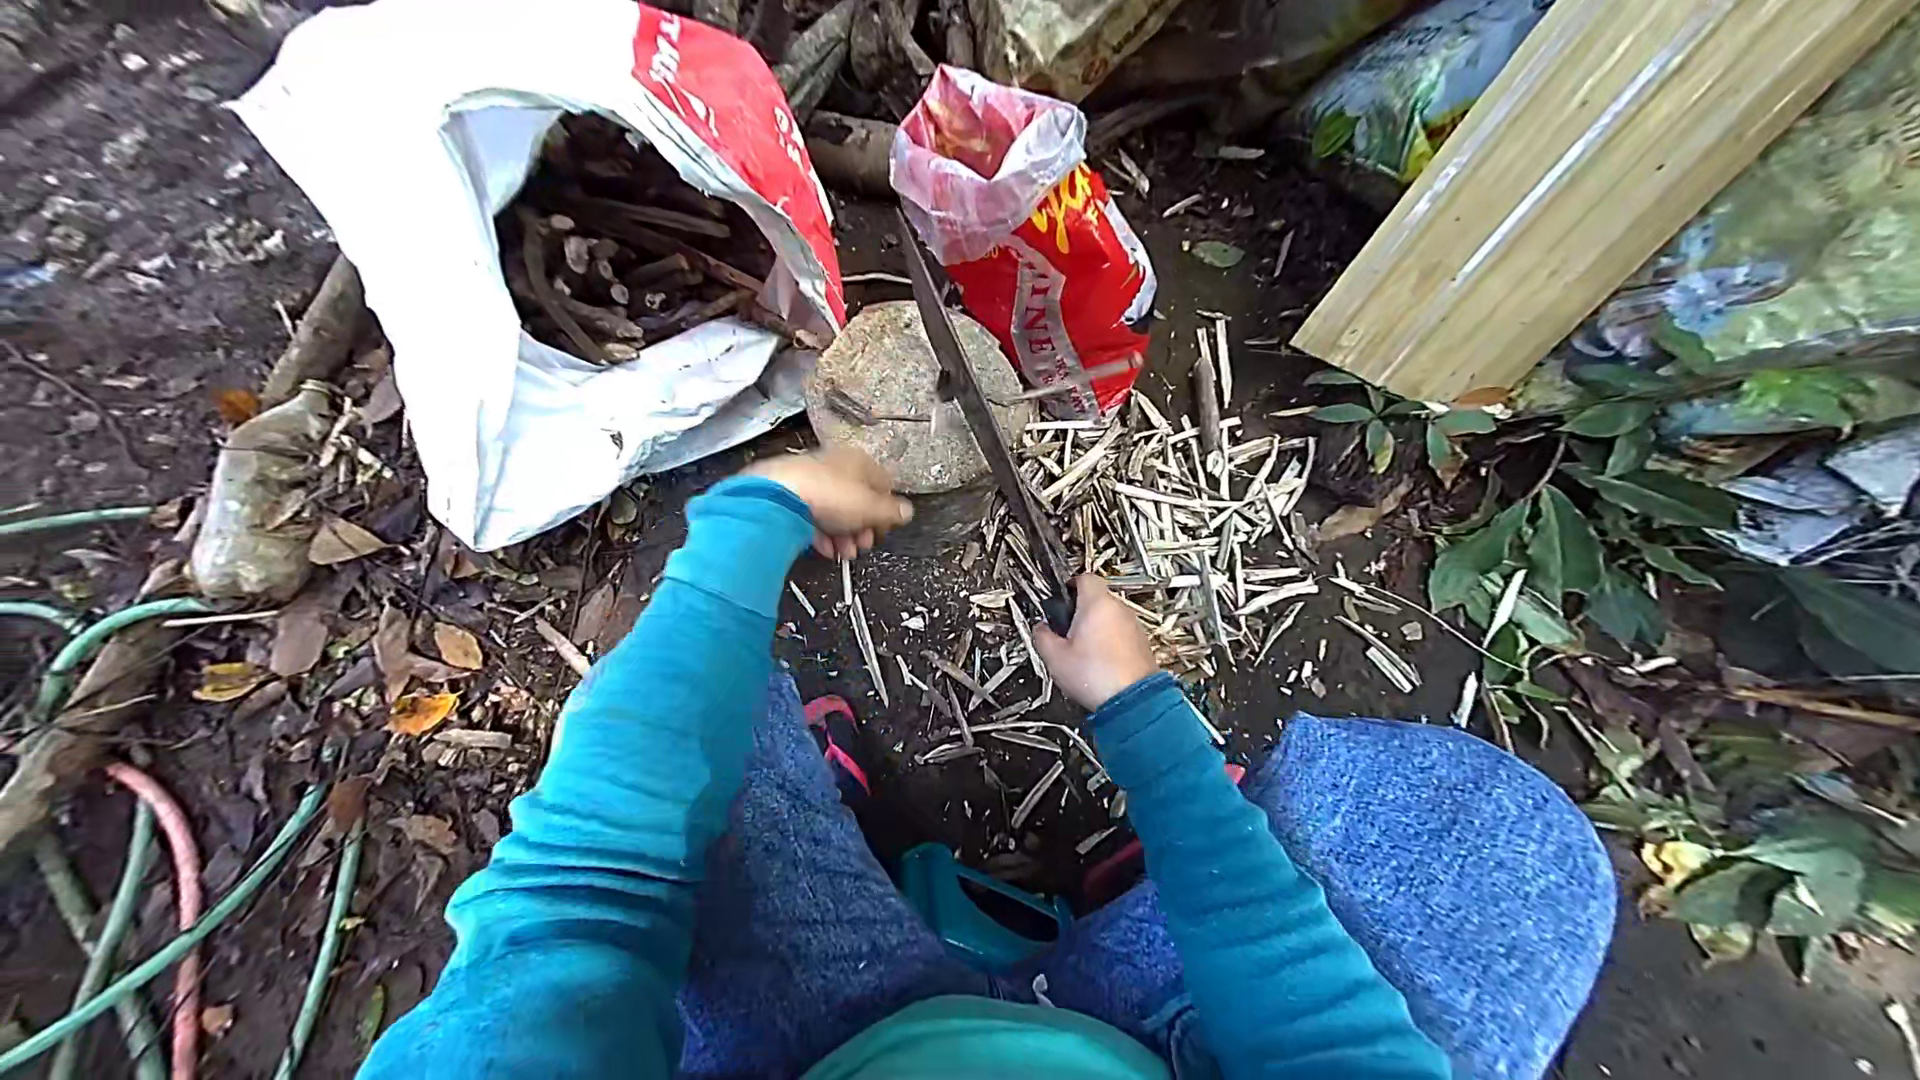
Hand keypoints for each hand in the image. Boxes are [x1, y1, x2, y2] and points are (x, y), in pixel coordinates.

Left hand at [743, 446, 913, 559]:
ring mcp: (811, 479)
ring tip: (844, 552)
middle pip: (856, 500)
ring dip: (843, 535)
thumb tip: (906, 512)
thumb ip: (893, 512)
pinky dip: (821, 534)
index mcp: (859, 461)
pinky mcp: (791, 495)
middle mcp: (834, 465)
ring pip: (834, 510)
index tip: (883, 529)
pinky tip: (825, 548)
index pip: (883, 485)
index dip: (886, 511)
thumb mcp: (872, 508)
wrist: (780, 498)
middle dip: (862, 527)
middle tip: (863, 543)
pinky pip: (812, 516)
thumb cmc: (826, 495)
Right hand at [1032, 575, 1160, 709]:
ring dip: (1096, 626)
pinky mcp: (1141, 643)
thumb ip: (1041, 634)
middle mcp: (1118, 609)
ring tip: (1081, 650)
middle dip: (1080, 610)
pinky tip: (1098, 662)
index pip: (1084, 577)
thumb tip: (1040, 628)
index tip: (1062, 596)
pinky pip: (1121, 633)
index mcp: (1096, 604)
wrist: (1132, 702)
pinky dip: (1110, 641)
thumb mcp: (1054, 656)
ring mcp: (1133, 626)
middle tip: (1066, 629)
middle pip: (1097, 597)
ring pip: (1110, 616)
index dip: (1070, 585)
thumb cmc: (1096, 677)